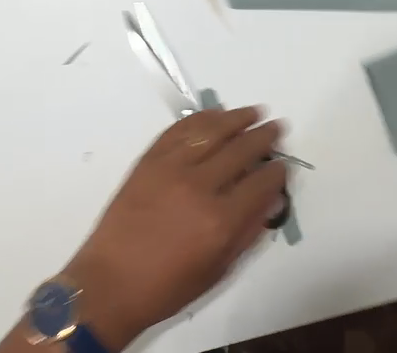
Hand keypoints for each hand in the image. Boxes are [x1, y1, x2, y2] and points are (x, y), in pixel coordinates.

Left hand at [62, 107, 289, 349]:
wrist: (112, 279)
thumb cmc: (168, 285)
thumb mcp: (218, 269)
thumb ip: (248, 232)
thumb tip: (271, 200)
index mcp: (220, 220)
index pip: (260, 183)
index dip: (276, 171)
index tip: (283, 164)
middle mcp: (199, 186)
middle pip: (239, 150)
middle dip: (262, 137)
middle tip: (276, 127)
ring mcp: (171, 167)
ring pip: (210, 131)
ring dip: (235, 118)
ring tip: (252, 112)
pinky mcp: (150, 158)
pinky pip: (179, 130)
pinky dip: (200, 119)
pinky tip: (215, 114)